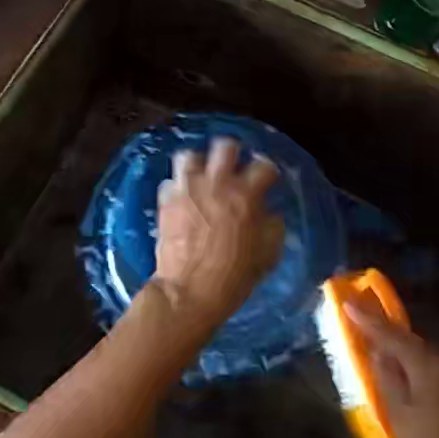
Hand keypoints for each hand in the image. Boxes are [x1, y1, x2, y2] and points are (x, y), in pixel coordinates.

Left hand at [151, 137, 282, 330]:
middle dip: (231, 153)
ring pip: (190, 156)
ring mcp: (188, 189)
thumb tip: (268, 213)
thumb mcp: (268, 254)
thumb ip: (272, 226)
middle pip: (225, 146)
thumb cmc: (235, 275)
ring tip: (202, 177)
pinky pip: (171, 182)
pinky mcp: (166, 201)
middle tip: (232, 168)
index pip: (264, 165)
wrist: (190, 291)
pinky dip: (178, 188)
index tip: (267, 178)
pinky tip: (183, 199)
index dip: (268, 170)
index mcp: (246, 195)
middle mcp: (216, 183)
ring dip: (199, 165)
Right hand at [349, 305, 438, 437]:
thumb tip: (377, 353)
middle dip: (383, 328)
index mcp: (425, 366)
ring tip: (377, 340)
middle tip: (360, 317)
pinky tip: (402, 366)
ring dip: (398, 344)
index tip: (348, 303)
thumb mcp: (398, 414)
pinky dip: (412, 358)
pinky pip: (429, 362)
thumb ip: (386, 379)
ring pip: (419, 350)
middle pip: (407, 338)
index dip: (368, 320)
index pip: (391, 336)